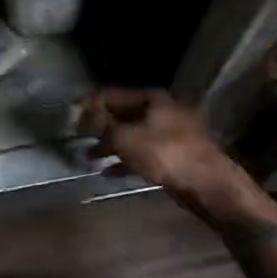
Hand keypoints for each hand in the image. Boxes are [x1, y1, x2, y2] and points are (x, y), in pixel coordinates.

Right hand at [80, 88, 250, 205]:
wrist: (205, 182)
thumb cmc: (164, 154)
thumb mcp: (126, 137)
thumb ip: (102, 124)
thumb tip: (84, 112)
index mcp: (152, 99)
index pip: (112, 94)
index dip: (90, 103)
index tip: (71, 114)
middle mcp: (161, 111)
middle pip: (122, 115)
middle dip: (99, 126)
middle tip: (78, 137)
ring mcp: (168, 133)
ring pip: (132, 135)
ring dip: (110, 145)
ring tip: (89, 157)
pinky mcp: (172, 155)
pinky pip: (142, 154)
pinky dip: (125, 161)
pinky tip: (109, 172)